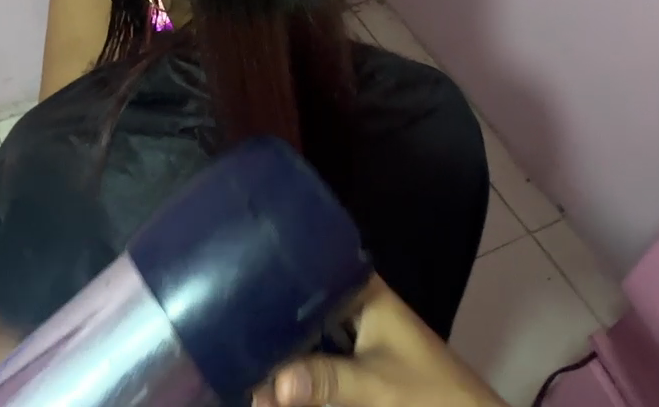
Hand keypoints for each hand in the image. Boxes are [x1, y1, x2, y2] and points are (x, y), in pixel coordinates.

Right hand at [255, 277, 508, 406]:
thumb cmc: (430, 395)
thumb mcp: (375, 386)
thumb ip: (324, 381)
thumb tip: (268, 384)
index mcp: (362, 292)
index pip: (311, 266)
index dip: (275, 274)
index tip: (237, 281)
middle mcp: (354, 307)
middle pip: (302, 305)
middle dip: (270, 324)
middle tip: (228, 333)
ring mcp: (355, 339)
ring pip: (307, 338)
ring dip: (281, 354)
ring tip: (239, 362)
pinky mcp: (357, 369)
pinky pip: (317, 365)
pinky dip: (298, 376)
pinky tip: (269, 386)